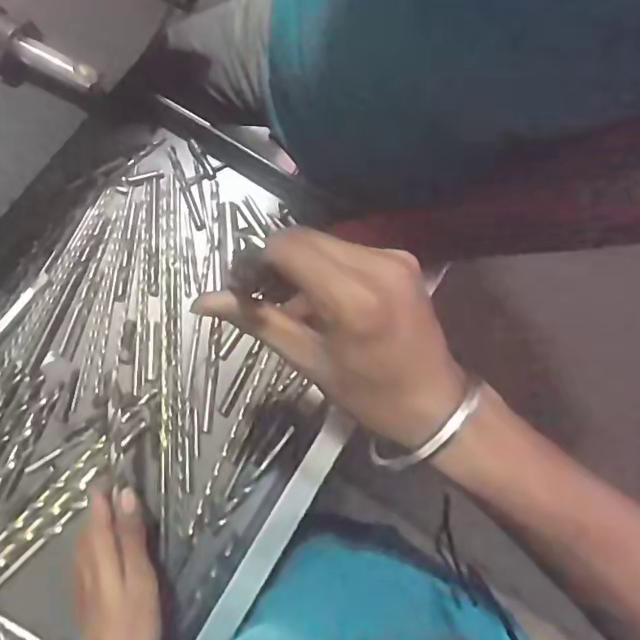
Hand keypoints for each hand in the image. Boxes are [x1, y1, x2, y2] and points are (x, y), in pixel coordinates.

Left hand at [72, 484, 160, 639]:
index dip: (107, 483)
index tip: (121, 463)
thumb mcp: (140, 577)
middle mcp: (82, 557)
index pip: (97, 504)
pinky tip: (112, 544)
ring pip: (87, 536)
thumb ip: (131, 535)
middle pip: (90, 518)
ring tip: (121, 506)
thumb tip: (124, 492)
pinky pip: (89, 552)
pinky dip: (100, 538)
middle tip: (124, 480)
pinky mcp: (84, 593)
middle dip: (104, 498)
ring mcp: (80, 577)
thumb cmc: (131, 626)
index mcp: (97, 549)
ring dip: (101, 518)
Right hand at [193, 228, 467, 449]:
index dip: (256, 260)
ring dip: (298, 262)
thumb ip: (259, 321)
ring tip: (290, 302)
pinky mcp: (401, 256)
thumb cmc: (370, 394)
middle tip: (261, 295)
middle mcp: (376, 264)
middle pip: (303, 237)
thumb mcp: (309, 361)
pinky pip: (346, 249)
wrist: (437, 402)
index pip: (286, 247)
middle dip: (274, 260)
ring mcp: (393, 256)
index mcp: (353, 297)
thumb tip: (203, 301)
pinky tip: (319, 298)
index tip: (242, 288)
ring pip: (323, 240)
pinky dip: (324, 266)